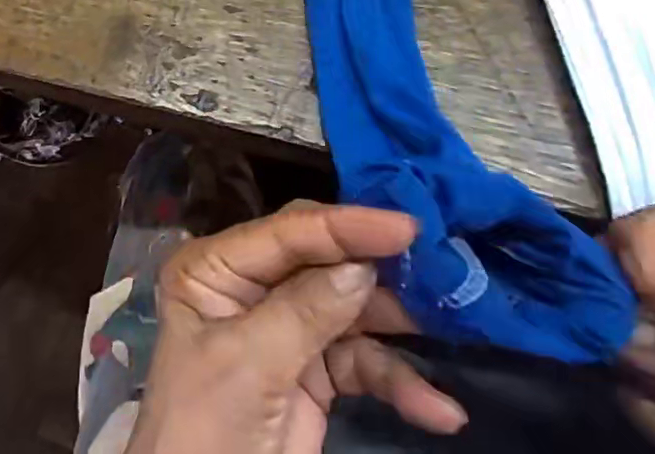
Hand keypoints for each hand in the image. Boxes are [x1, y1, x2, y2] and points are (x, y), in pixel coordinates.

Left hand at [124, 200, 468, 453]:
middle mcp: (250, 283)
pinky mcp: (312, 368)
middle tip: (434, 266)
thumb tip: (363, 266)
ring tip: (448, 328)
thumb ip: (306, 310)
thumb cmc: (205, 429)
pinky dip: (397, 381)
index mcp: (216, 266)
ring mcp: (284, 324)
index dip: (347, 226)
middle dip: (376, 268)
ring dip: (397, 325)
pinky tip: (437, 409)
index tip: (407, 226)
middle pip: (323, 261)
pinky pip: (360, 360)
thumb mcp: (250, 364)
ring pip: (349, 307)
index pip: (287, 231)